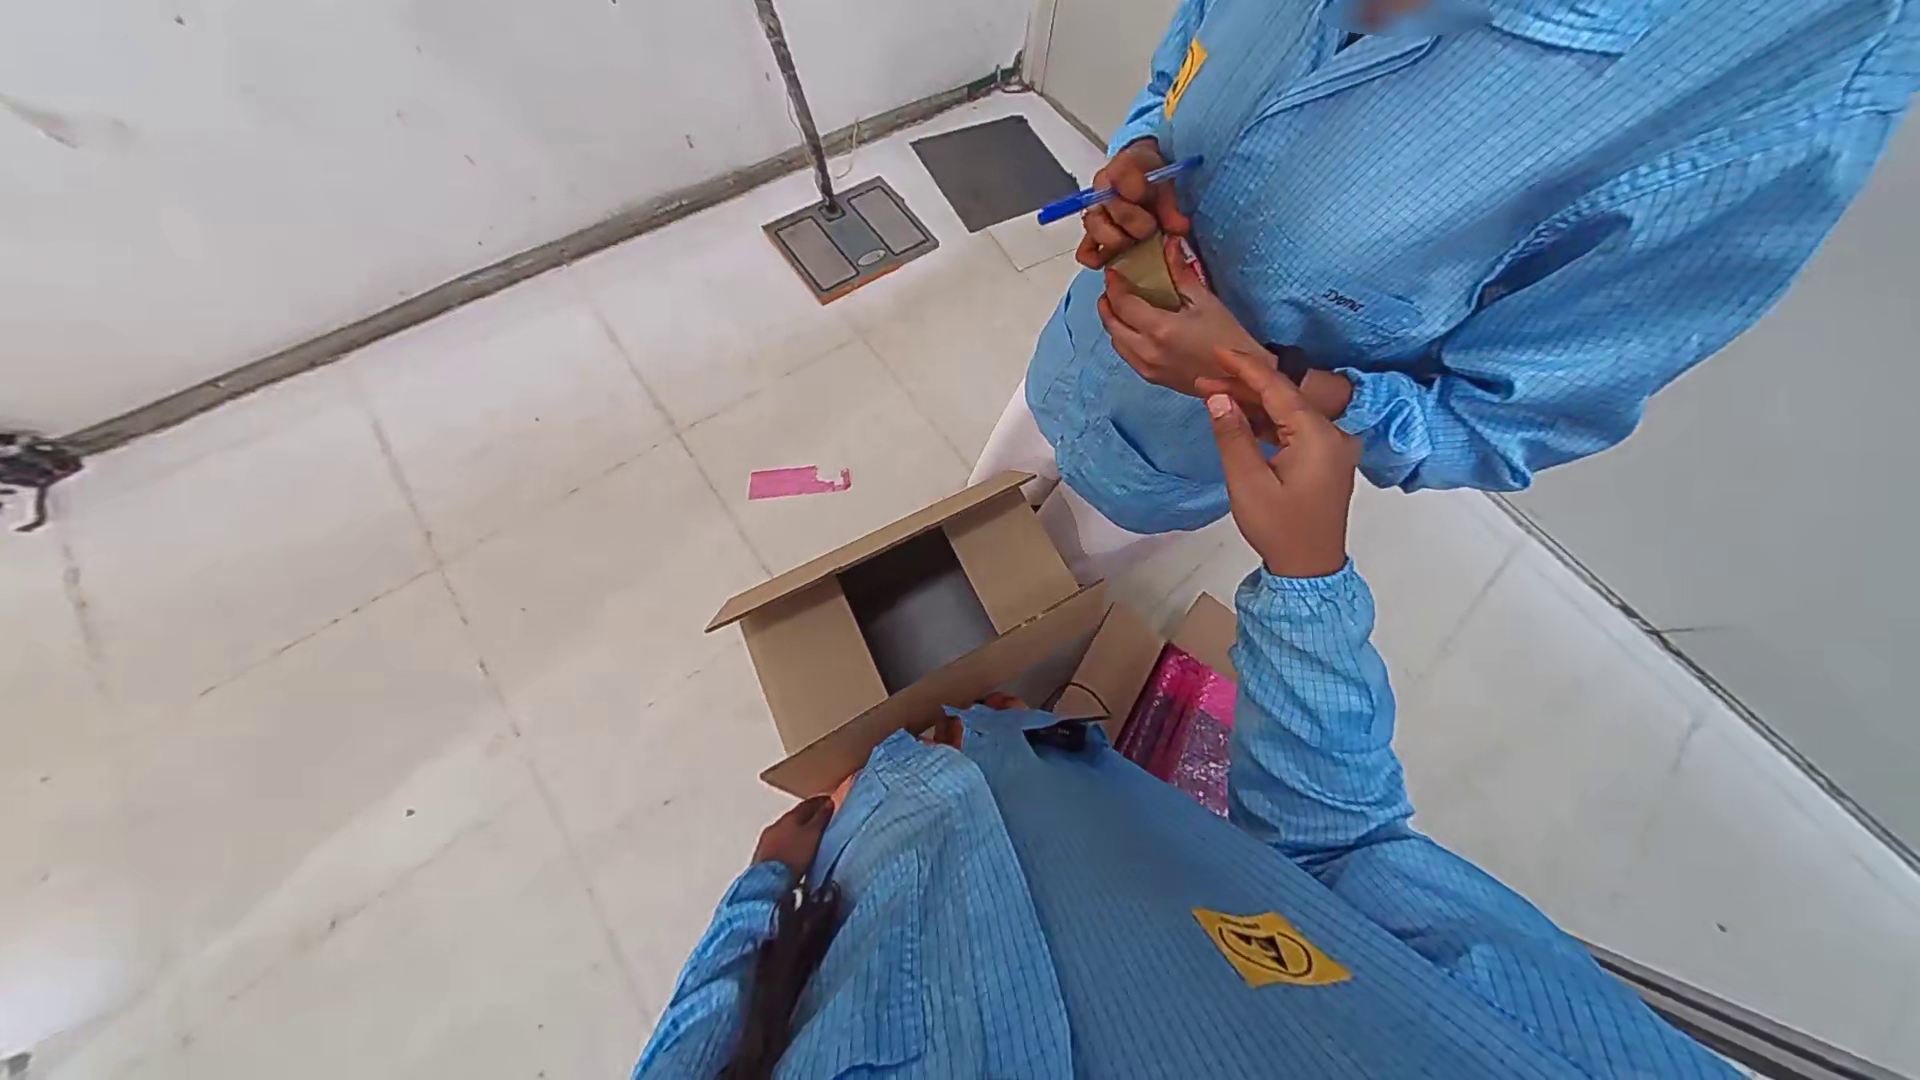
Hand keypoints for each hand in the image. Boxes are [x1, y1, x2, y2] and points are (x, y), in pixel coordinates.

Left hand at [752, 796, 833, 879]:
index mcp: (789, 816)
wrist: (767, 883)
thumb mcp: (813, 835)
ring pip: (785, 830)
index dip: (820, 802)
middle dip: (807, 817)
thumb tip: (829, 802)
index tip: (829, 802)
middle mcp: (776, 825)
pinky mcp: (761, 857)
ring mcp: (766, 841)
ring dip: (796, 832)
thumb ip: (821, 817)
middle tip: (820, 820)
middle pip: (795, 817)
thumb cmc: (794, 856)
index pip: (808, 804)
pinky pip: (778, 844)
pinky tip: (793, 852)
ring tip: (807, 838)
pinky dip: (788, 844)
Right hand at [1075, 139, 1191, 268]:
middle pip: (1115, 213)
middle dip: (1139, 224)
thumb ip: (1172, 206)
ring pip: (1098, 233)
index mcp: (1119, 169)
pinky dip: (1099, 258)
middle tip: (1151, 226)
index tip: (1152, 196)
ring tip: (1135, 240)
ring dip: (1121, 241)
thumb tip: (1179, 229)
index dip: (1139, 191)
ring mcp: (1093, 216)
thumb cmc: (1153, 183)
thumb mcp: (1167, 186)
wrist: (1143, 183)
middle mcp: (1100, 192)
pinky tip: (1117, 255)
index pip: (1120, 176)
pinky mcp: (1090, 239)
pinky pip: (1085, 253)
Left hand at [1099, 235, 1265, 395]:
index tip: (1112, 273)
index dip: (1114, 286)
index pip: (1123, 304)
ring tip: (1119, 306)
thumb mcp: (1205, 300)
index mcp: (1160, 330)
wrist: (1237, 377)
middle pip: (1112, 325)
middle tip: (1112, 288)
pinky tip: (1132, 327)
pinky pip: (1126, 355)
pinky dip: (1123, 338)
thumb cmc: (1226, 336)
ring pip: (1116, 342)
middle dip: (1107, 304)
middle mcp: (1146, 351)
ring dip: (1113, 323)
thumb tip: (1169, 244)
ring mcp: (1146, 367)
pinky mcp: (1150, 377)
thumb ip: (1181, 272)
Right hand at [1200, 348, 1360, 578]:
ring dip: (1251, 405)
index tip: (1218, 354)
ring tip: (1214, 397)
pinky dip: (1264, 423)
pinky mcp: (1322, 460)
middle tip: (1204, 381)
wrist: (1309, 567)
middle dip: (1243, 388)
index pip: (1279, 389)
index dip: (1246, 369)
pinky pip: (1291, 430)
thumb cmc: (1279, 527)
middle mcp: (1331, 434)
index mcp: (1319, 436)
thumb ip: (1233, 436)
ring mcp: (1329, 447)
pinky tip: (1239, 418)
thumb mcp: (1248, 482)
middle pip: (1283, 398)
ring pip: (1286, 414)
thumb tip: (1217, 399)